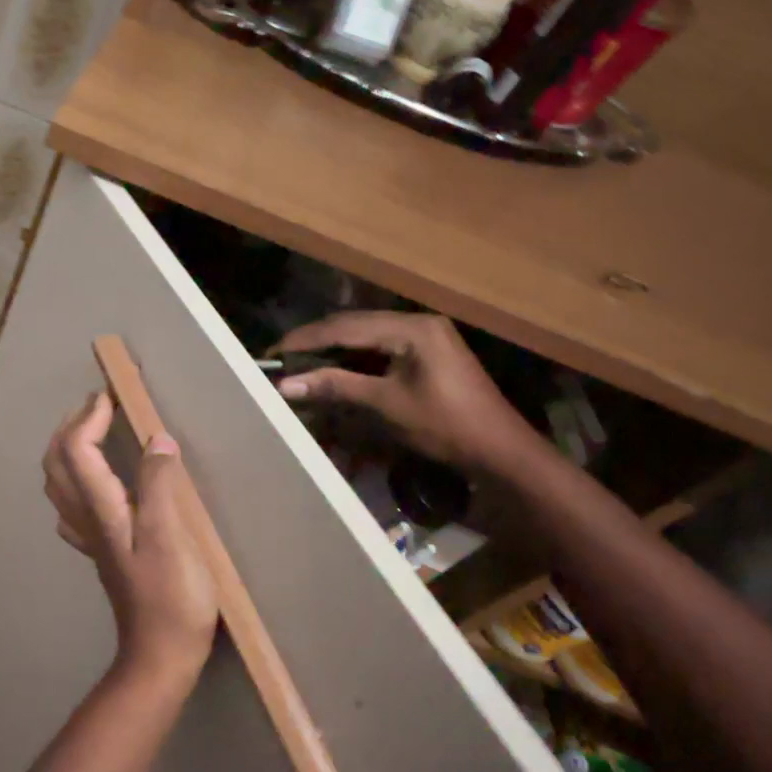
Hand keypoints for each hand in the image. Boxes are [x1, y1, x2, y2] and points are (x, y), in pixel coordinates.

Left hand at [42, 393, 218, 681]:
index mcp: (102, 509)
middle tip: (97, 405)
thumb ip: (160, 486)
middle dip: (70, 426)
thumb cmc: (172, 597)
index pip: (78, 450)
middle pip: (57, 464)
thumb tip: (156, 440)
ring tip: (91, 433)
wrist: (159, 654)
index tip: (111, 395)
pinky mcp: (102, 555)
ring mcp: (91, 540)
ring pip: (60, 486)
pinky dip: (76, 485)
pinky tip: (90, 489)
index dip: (89, 418)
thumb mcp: (172, 536)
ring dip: (67, 451)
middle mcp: (87, 520)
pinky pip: (74, 512)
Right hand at [269, 312, 543, 477]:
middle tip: (280, 358)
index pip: (345, 327)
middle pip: (354, 325)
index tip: (273, 353)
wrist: (498, 449)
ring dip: (331, 349)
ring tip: (298, 363)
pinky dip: (352, 358)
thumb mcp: (385, 404)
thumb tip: (286, 384)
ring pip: (365, 335)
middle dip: (315, 341)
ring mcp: (425, 336)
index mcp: (412, 329)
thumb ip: (336, 386)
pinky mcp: (426, 352)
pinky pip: (379, 347)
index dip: (305, 339)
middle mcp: (418, 323)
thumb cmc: (444, 425)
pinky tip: (331, 369)